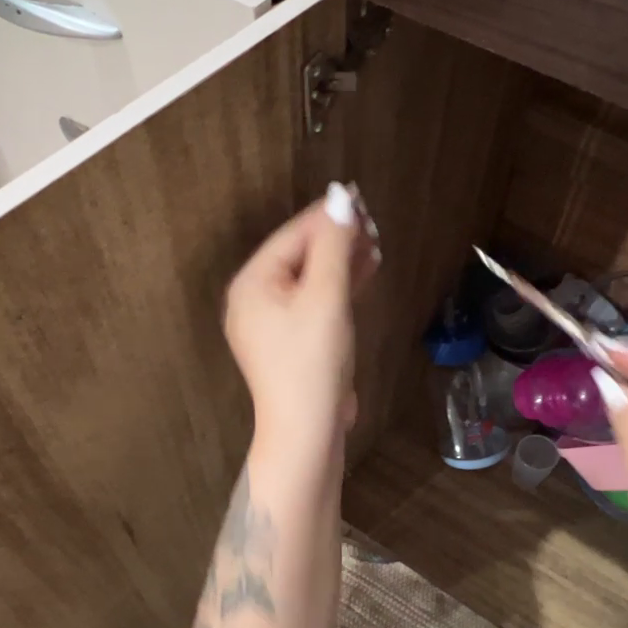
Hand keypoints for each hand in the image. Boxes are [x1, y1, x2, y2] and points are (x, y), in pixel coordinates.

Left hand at [223, 182, 379, 462]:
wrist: (306, 430)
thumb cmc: (313, 361)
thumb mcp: (326, 297)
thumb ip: (334, 245)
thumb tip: (341, 197)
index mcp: (252, 283)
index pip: (294, 235)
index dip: (329, 216)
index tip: (363, 199)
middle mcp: (254, 299)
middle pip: (299, 255)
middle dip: (336, 239)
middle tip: (374, 225)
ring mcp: (271, 323)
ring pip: (309, 279)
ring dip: (341, 262)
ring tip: (375, 245)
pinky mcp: (291, 342)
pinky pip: (313, 303)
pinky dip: (337, 289)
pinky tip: (364, 275)